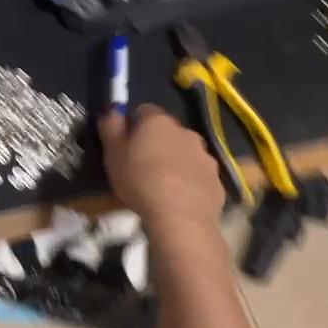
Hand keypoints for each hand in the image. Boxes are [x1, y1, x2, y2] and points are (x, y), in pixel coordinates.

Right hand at [100, 104, 223, 235]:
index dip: (132, 124)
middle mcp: (186, 132)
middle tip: (139, 163)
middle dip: (155, 141)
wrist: (181, 217)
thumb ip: (110, 126)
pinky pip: (197, 173)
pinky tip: (176, 196)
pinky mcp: (217, 179)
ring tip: (159, 182)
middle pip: (166, 131)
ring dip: (173, 159)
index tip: (123, 143)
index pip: (143, 110)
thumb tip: (113, 110)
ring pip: (184, 151)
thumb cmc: (139, 179)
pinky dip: (188, 179)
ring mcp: (205, 156)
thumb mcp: (112, 152)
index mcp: (158, 121)